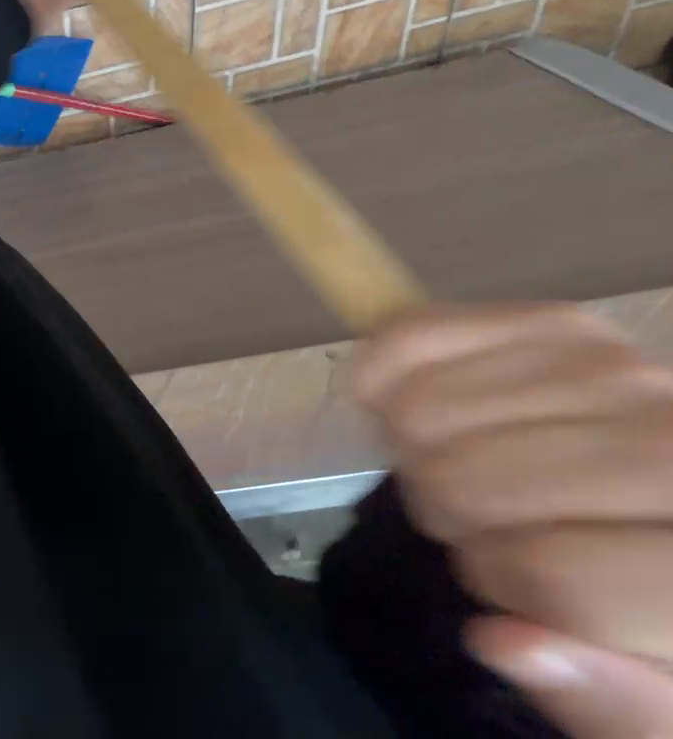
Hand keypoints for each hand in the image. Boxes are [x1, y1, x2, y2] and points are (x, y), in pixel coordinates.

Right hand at [348, 304, 672, 737]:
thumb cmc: (664, 614)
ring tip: (472, 467)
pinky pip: (409, 334)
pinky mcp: (558, 323)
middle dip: (453, 516)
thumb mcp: (667, 703)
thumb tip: (505, 641)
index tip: (529, 591)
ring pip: (423, 413)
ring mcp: (624, 371)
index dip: (509, 588)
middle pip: (471, 483)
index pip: (557, 574)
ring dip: (417, 449)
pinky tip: (407, 401)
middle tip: (490, 526)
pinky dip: (380, 373)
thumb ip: (608, 698)